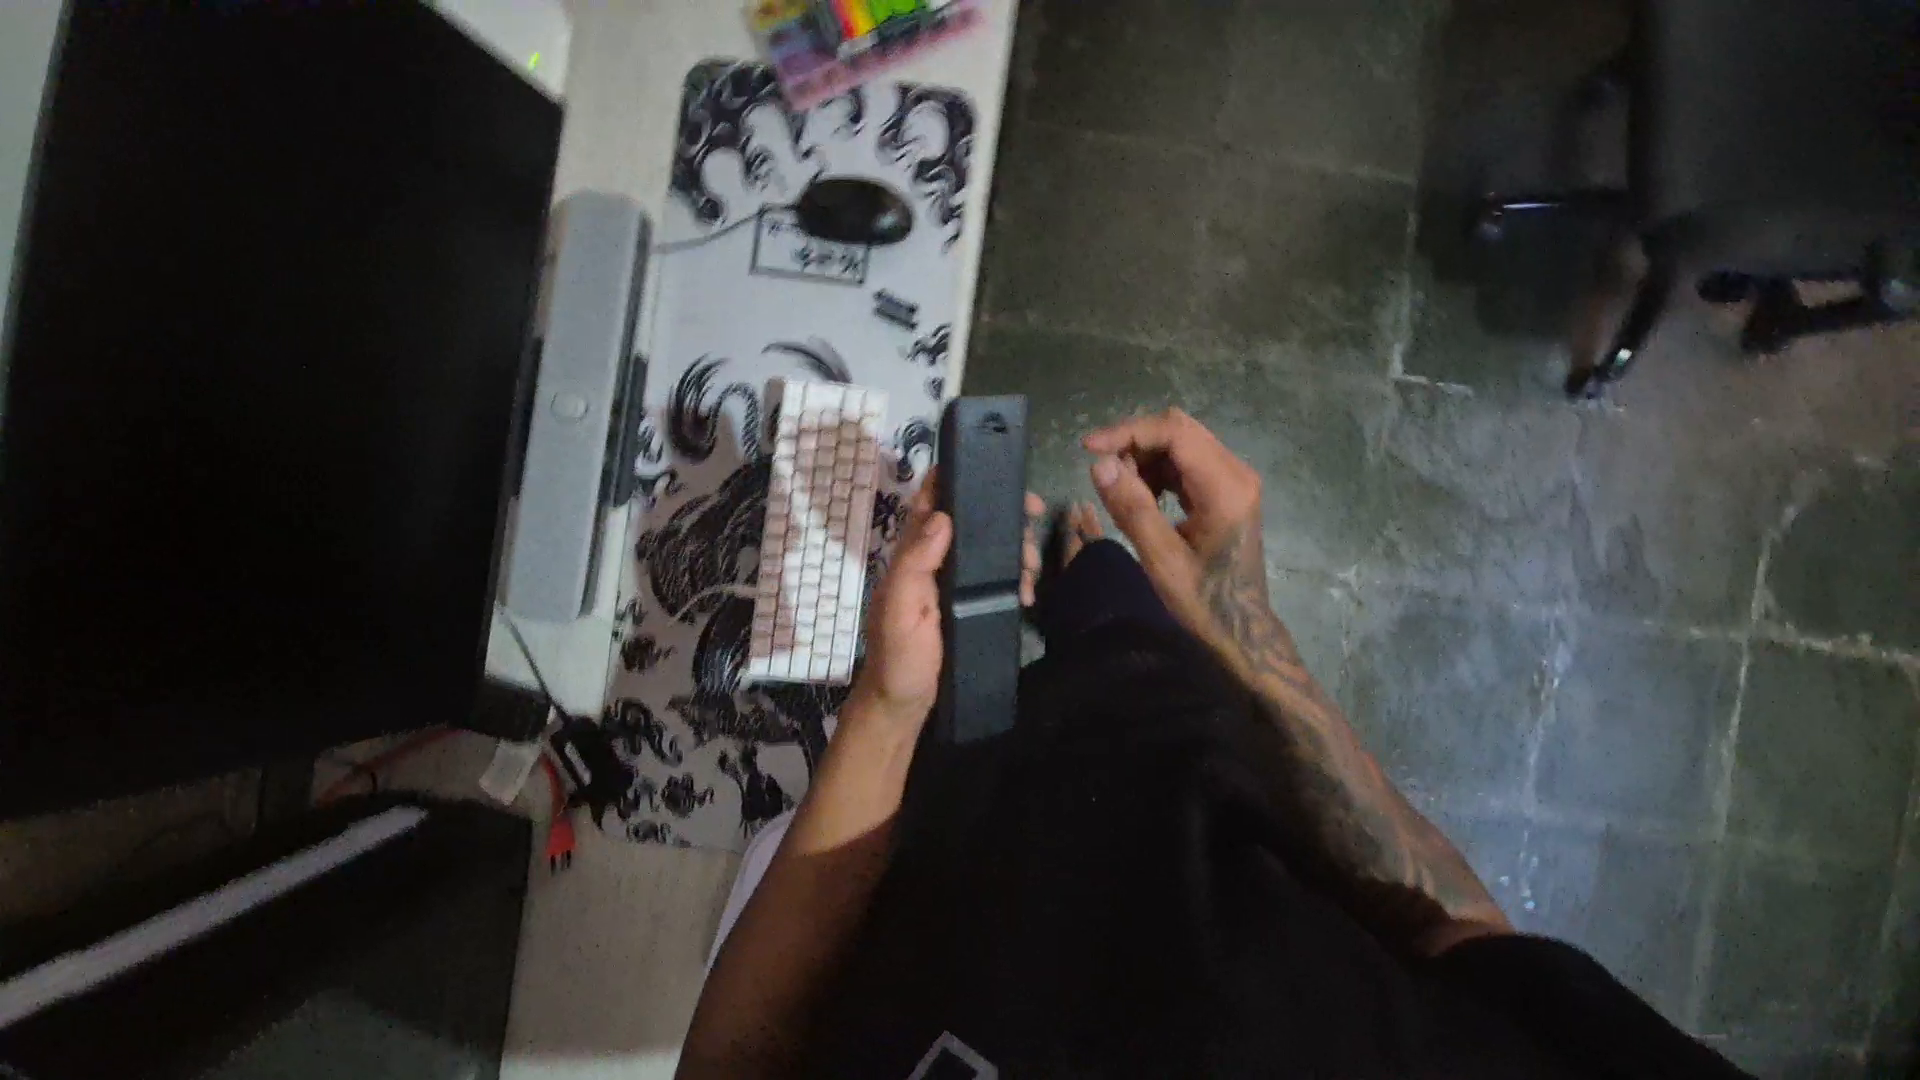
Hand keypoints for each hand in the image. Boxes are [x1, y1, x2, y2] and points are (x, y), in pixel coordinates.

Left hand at [849, 471, 1043, 727]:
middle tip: (1034, 515)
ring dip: (1016, 547)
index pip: (931, 500)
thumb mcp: (902, 609)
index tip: (995, 470)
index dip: (957, 477)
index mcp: (912, 553)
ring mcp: (952, 580)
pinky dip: (1016, 576)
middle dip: (1004, 513)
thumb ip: (916, 562)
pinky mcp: (968, 601)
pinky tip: (1028, 591)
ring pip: (989, 546)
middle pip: (970, 518)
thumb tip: (943, 515)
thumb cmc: (900, 657)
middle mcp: (932, 559)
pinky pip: (997, 576)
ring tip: (1032, 568)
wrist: (906, 704)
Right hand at [1082, 408, 1264, 643]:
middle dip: (1134, 442)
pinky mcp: (1225, 490)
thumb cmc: (1202, 599)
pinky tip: (1142, 497)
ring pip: (1180, 443)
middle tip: (1103, 471)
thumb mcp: (1161, 559)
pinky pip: (1186, 462)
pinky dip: (1157, 471)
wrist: (1239, 627)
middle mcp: (1235, 472)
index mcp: (1225, 487)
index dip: (1128, 433)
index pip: (1175, 433)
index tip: (1088, 449)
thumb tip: (1099, 465)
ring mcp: (1233, 480)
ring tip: (1122, 492)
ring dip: (1144, 457)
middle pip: (1179, 429)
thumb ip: (1132, 508)